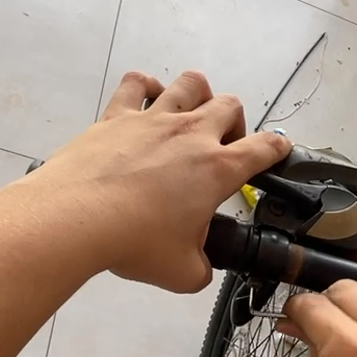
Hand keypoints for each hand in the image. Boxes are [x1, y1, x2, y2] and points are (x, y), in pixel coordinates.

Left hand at [25, 70, 289, 291]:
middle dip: (235, 124)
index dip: (278, 148)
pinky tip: (147, 101)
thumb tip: (201, 267)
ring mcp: (154, 119)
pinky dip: (147, 87)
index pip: (264, 149)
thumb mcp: (183, 272)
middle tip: (223, 149)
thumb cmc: (135, 243)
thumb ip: (203, 268)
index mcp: (217, 170)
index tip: (280, 150)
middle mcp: (192, 135)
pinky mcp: (117, 115)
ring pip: (191, 83)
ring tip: (192, 117)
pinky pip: (137, 83)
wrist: (77, 219)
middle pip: (230, 105)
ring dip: (199, 95)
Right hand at [280, 280, 356, 356]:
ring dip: (352, 303)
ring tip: (344, 334)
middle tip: (314, 330)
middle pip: (343, 288)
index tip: (290, 320)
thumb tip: (296, 324)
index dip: (294, 311)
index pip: (313, 305)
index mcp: (355, 349)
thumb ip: (305, 353)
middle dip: (323, 304)